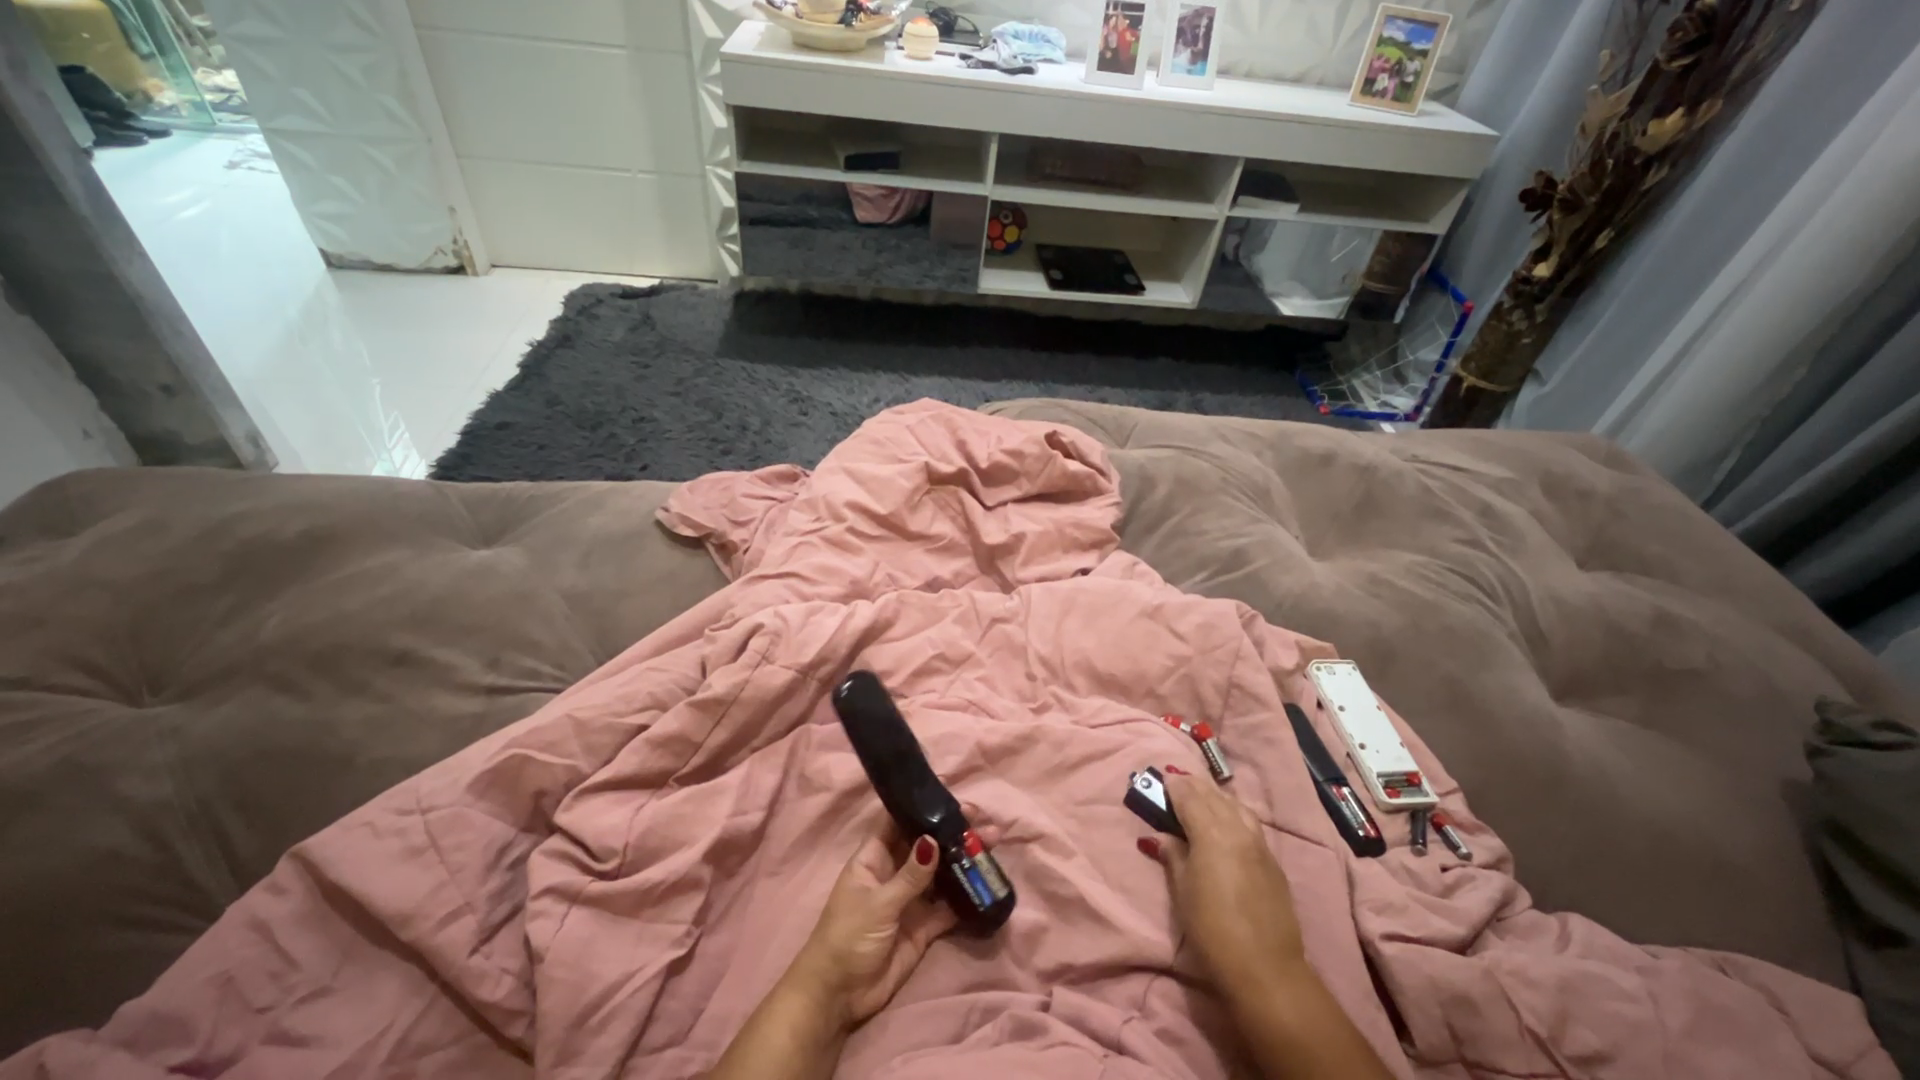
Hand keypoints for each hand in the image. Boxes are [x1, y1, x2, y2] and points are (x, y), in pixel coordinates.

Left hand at [788, 816, 1000, 1026]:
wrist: (840, 995)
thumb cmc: (848, 937)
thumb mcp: (878, 903)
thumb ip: (910, 876)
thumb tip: (933, 841)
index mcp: (873, 859)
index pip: (896, 823)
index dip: (920, 808)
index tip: (949, 796)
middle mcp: (894, 874)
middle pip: (926, 846)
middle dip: (951, 832)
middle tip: (982, 820)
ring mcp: (910, 900)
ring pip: (941, 874)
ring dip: (964, 861)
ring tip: (993, 845)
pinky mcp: (923, 926)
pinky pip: (948, 906)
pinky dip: (966, 897)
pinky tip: (987, 884)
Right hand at [1138, 770, 1305, 996]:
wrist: (1264, 966)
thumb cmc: (1212, 929)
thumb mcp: (1183, 892)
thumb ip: (1174, 856)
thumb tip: (1163, 836)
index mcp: (1211, 833)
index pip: (1190, 798)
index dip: (1175, 786)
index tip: (1162, 777)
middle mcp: (1237, 830)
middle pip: (1214, 797)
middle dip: (1195, 786)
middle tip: (1178, 779)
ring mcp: (1259, 844)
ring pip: (1236, 806)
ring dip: (1217, 796)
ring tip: (1202, 795)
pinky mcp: (1272, 861)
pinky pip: (1250, 822)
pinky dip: (1234, 811)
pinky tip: (1228, 819)